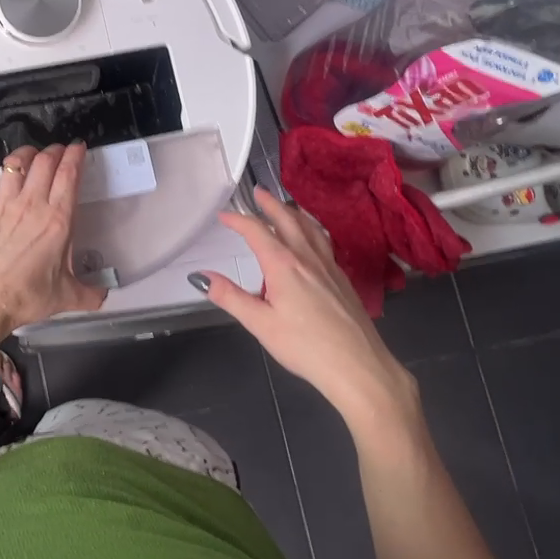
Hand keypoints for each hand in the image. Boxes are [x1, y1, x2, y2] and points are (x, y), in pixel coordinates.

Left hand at [0, 140, 105, 351]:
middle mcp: (31, 205)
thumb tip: (103, 295)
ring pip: (15, 163)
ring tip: (32, 154)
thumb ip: (90, 293)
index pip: (70, 175)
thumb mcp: (67, 296)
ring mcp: (3, 204)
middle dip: (54, 150)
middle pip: (45, 162)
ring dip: (26, 153)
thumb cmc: (25, 297)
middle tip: (59, 151)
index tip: (78, 147)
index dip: (75, 155)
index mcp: (57, 220)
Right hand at [196, 189, 421, 441]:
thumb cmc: (305, 347)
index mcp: (284, 265)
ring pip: (311, 228)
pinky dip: (312, 229)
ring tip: (286, 206)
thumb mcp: (260, 324)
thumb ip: (229, 297)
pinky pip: (324, 241)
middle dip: (270, 204)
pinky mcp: (343, 279)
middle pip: (288, 220)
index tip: (224, 215)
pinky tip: (313, 240)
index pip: (257, 232)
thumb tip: (201, 276)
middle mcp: (308, 258)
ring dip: (295, 212)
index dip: (238, 220)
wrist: (358, 366)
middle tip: (258, 192)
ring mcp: (329, 267)